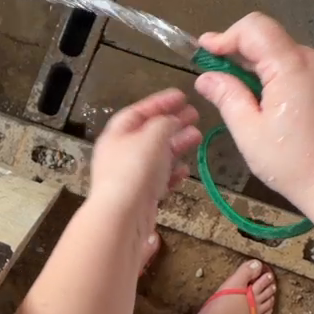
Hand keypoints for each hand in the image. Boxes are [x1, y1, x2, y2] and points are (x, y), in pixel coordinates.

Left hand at [89, 88, 201, 216]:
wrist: (122, 217)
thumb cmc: (134, 170)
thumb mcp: (151, 136)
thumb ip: (164, 123)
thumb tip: (172, 121)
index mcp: (116, 136)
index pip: (137, 112)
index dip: (159, 102)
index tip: (182, 96)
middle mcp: (120, 155)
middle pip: (148, 134)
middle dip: (172, 123)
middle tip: (195, 115)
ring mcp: (129, 177)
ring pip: (156, 156)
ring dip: (176, 145)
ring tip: (197, 137)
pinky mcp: (139, 197)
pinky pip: (158, 180)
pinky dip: (172, 173)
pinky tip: (185, 170)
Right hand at [194, 13, 313, 203]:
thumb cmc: (291, 161)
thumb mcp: (249, 132)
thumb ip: (227, 97)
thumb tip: (206, 77)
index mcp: (289, 67)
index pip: (255, 28)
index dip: (226, 35)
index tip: (202, 50)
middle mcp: (312, 60)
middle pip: (270, 40)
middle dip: (238, 52)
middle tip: (214, 77)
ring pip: (284, 56)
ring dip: (257, 67)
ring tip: (238, 97)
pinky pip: (299, 71)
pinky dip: (276, 78)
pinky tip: (266, 106)